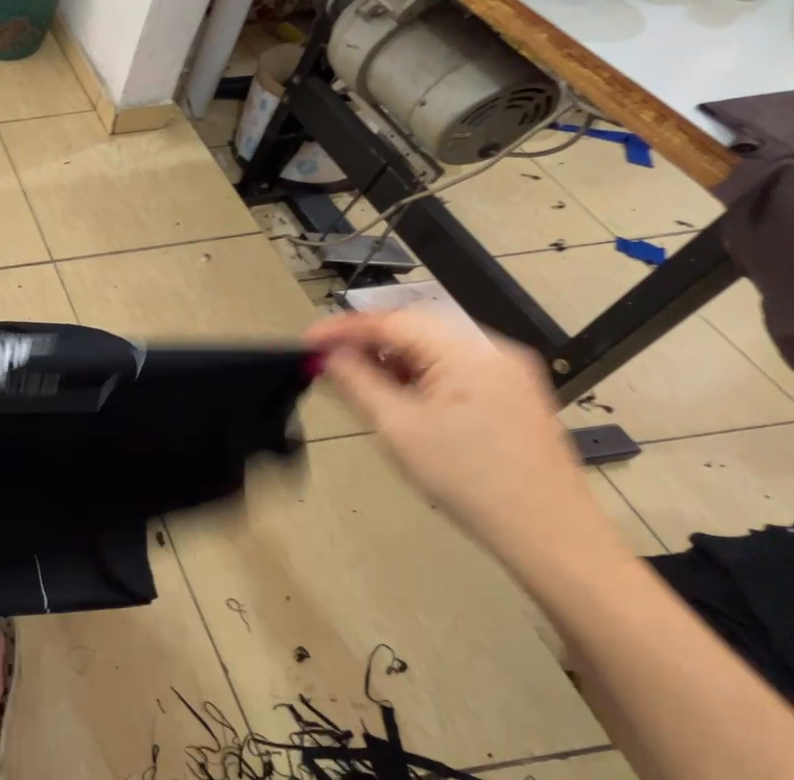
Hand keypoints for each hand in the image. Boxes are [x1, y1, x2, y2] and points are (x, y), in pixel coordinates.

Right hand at [304, 311, 605, 562]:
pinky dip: (418, 375)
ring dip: (391, 359)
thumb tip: (329, 354)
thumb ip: (358, 382)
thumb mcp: (399, 427)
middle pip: (416, 329)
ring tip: (355, 381)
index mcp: (470, 351)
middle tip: (326, 361)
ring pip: (434, 349)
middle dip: (366, 342)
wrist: (551, 535)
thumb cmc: (470, 479)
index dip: (344, 328)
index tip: (306, 342)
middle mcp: (494, 351)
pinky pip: (454, 369)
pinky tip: (397, 396)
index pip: (393, 321)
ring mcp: (509, 374)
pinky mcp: (513, 396)